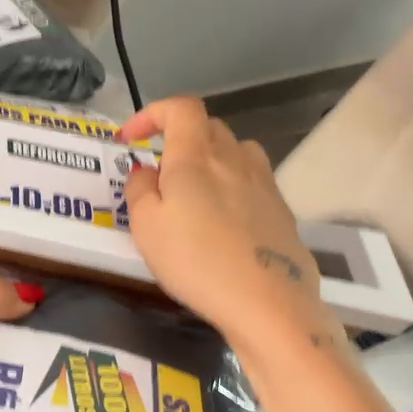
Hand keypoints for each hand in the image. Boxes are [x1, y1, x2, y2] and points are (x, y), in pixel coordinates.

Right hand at [120, 98, 336, 350]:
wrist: (267, 302)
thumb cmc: (195, 261)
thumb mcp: (145, 227)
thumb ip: (140, 190)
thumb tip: (146, 171)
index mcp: (195, 157)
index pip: (180, 108)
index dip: (153, 113)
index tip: (131, 138)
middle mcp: (233, 159)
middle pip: (208, 127)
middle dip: (179, 138)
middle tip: (159, 171)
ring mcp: (263, 183)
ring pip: (234, 151)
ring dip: (210, 158)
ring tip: (194, 190)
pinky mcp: (281, 209)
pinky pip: (251, 180)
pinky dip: (231, 185)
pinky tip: (222, 218)